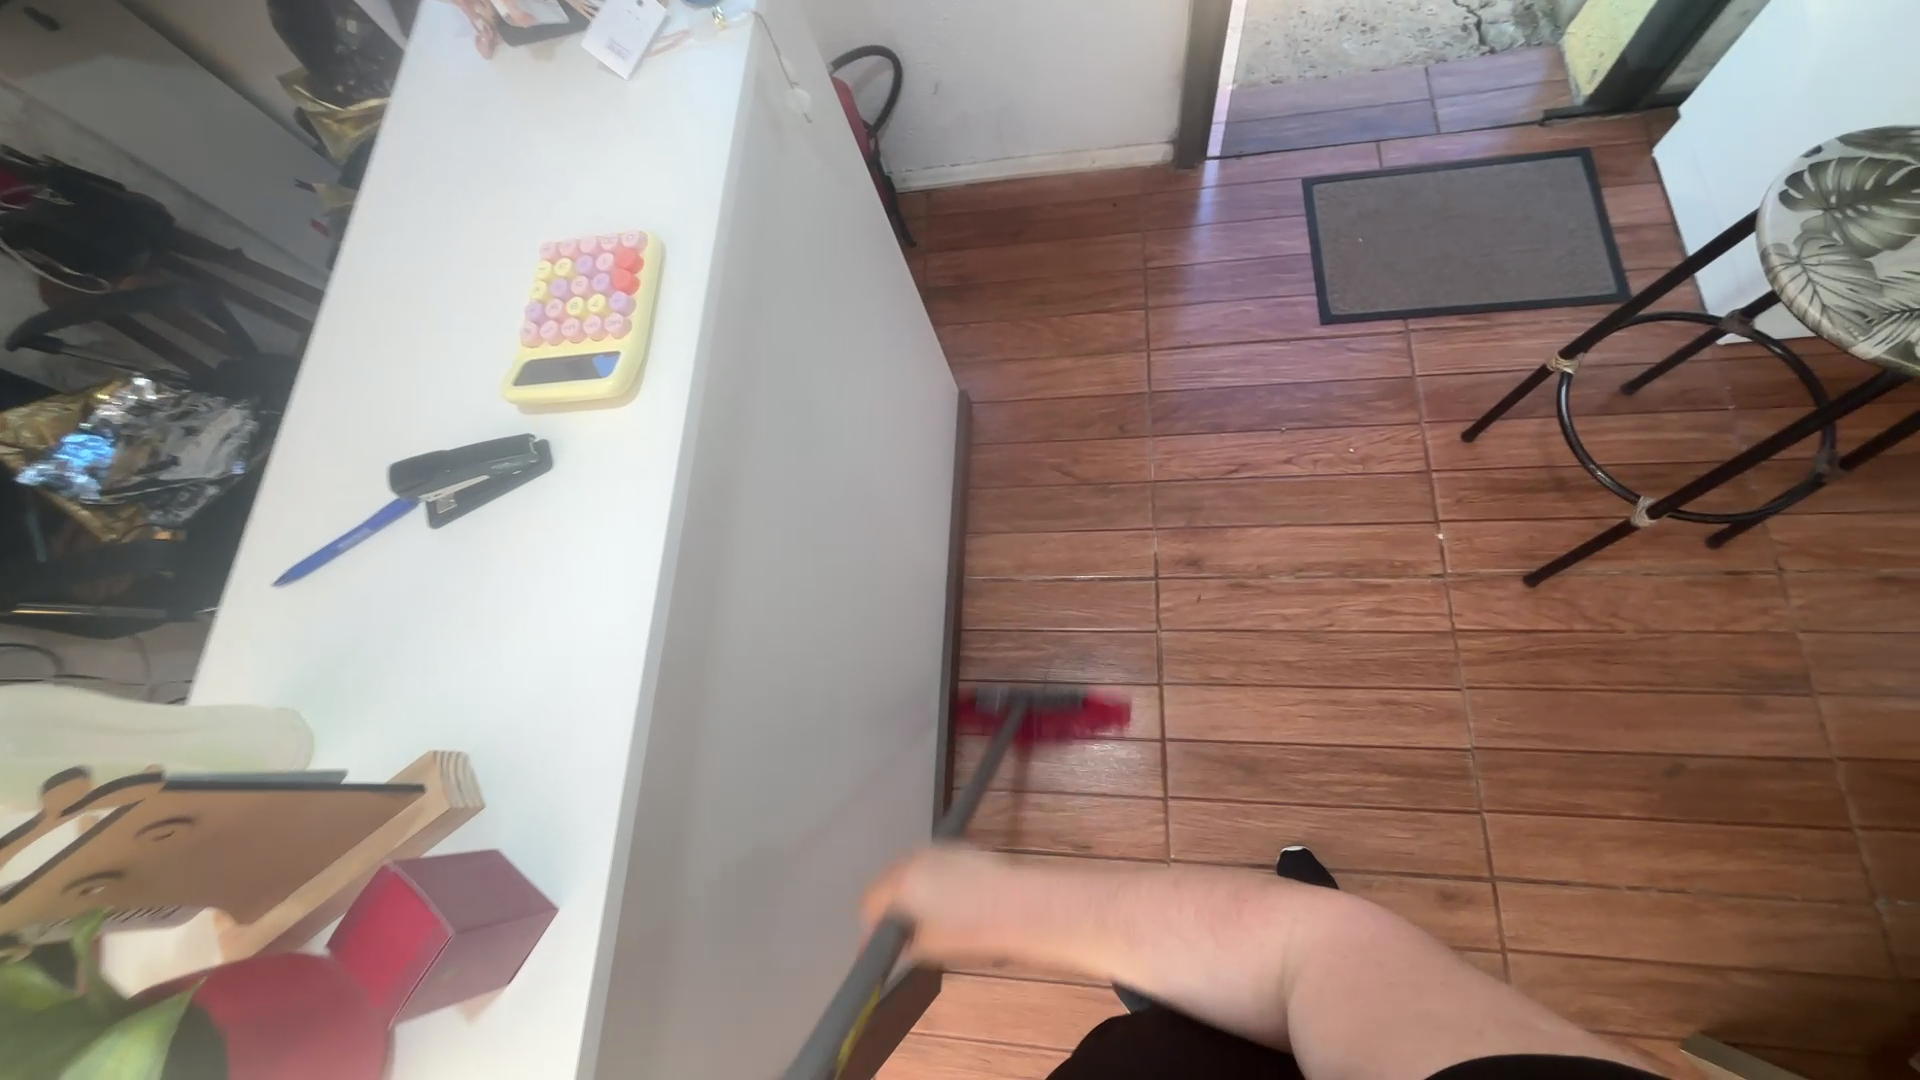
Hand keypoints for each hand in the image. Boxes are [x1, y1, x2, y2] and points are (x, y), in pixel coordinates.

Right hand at [862, 845, 1015, 964]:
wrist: (1016, 905)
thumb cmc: (971, 930)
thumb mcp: (930, 946)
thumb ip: (905, 943)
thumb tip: (899, 944)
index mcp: (902, 882)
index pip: (870, 902)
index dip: (871, 927)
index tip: (878, 946)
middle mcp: (915, 858)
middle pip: (888, 881)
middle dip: (890, 905)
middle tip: (900, 932)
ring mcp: (938, 849)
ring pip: (910, 869)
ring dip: (910, 890)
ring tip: (926, 916)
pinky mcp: (958, 848)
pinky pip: (931, 863)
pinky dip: (930, 879)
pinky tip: (948, 900)